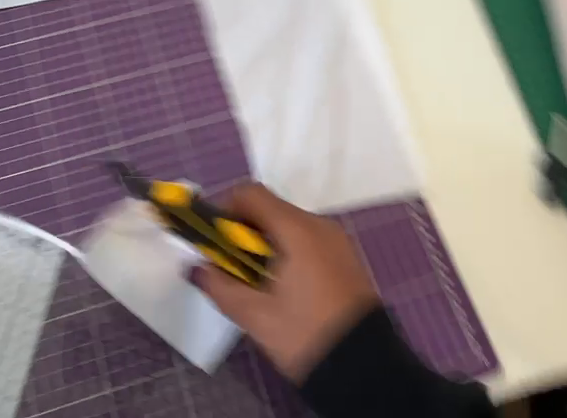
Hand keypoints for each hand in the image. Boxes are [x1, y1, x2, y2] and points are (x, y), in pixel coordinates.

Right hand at [189, 184, 378, 381]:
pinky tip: (283, 287)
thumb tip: (197, 268)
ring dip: (264, 243)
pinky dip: (287, 251)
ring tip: (256, 282)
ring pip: (287, 225)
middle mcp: (318, 224)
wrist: (370, 372)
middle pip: (268, 209)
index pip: (250, 194)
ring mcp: (336, 239)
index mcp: (296, 230)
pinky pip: (306, 239)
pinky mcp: (345, 257)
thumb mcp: (256, 317)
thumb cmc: (307, 337)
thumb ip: (220, 286)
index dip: (224, 209)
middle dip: (243, 231)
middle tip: (231, 266)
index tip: (214, 240)